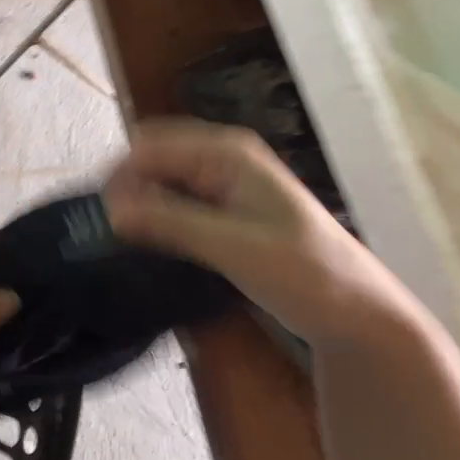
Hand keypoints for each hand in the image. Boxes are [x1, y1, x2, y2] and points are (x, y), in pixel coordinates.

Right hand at [103, 119, 416, 346]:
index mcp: (226, 151)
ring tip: (121, 236)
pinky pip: (175, 198)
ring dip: (140, 200)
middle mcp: (221, 155)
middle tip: (107, 227)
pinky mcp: (224, 207)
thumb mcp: (234, 248)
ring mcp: (224, 180)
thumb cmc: (305, 273)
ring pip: (161, 178)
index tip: (99, 214)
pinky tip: (148, 241)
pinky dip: (157, 214)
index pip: (152, 145)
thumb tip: (109, 209)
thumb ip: (171, 223)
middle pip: (152, 156)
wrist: (360, 315)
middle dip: (126, 185)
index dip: (121, 174)